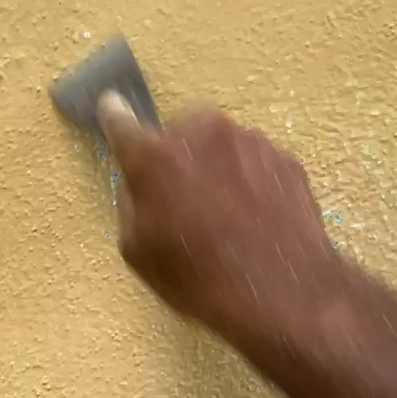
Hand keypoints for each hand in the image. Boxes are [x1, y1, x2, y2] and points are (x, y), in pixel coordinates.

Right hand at [98, 93, 343, 338]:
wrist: (279, 291)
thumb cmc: (196, 276)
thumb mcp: (138, 252)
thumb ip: (130, 206)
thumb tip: (138, 185)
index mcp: (155, 158)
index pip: (122, 124)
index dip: (114, 117)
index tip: (111, 106)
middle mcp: (202, 134)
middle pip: (180, 129)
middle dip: (176, 154)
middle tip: (180, 199)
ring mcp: (250, 141)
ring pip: (221, 143)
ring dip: (214, 167)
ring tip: (222, 217)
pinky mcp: (285, 158)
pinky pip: (254, 161)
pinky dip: (247, 180)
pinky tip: (252, 219)